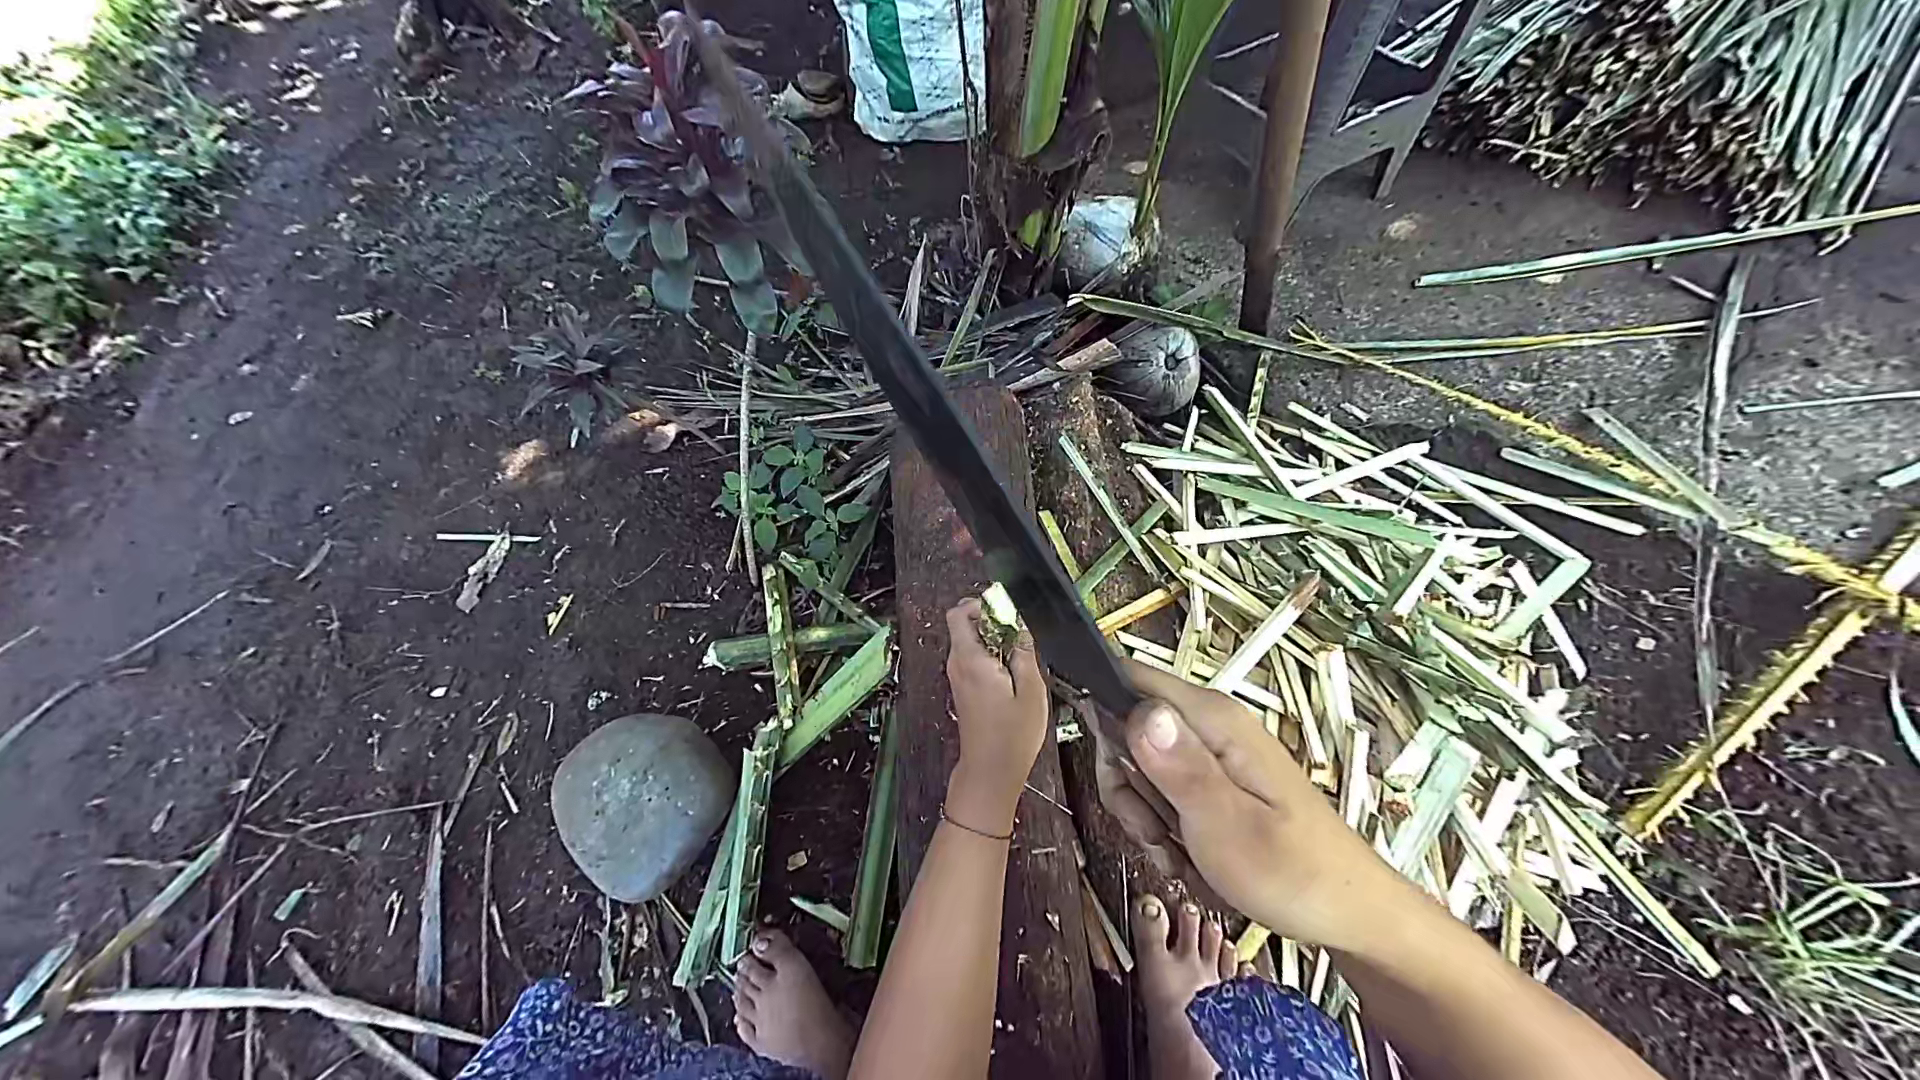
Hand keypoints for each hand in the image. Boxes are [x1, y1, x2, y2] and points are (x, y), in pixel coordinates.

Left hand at [943, 598, 1048, 833]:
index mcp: (971, 659)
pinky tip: (1011, 670)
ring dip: (992, 638)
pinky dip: (989, 654)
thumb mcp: (1031, 690)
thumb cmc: (1012, 735)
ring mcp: (957, 676)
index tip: (1007, 612)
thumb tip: (1020, 627)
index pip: (959, 614)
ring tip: (1019, 653)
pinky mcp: (963, 688)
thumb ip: (1024, 653)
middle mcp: (957, 664)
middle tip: (1019, 633)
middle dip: (990, 620)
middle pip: (964, 625)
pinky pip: (971, 658)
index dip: (980, 604)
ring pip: (969, 641)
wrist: (991, 771)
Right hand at [1097, 660, 1412, 950]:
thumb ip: (1179, 767)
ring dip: (1141, 810)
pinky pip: (1158, 787)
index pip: (1130, 678)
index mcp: (1213, 719)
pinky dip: (1158, 822)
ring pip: (1136, 762)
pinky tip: (1184, 850)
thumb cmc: (1294, 874)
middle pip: (1125, 725)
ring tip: (1174, 847)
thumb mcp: (1228, 826)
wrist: (1345, 912)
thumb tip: (1138, 711)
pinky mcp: (1210, 776)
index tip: (1113, 767)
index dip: (1103, 712)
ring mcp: (1210, 751)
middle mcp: (1208, 724)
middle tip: (1151, 827)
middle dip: (1124, 780)